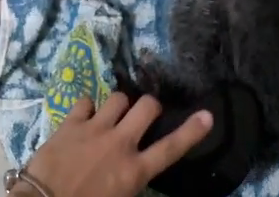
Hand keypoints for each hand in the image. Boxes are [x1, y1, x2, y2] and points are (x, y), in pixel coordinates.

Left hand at [21, 93, 212, 196]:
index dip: (191, 131)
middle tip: (145, 116)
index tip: (207, 115)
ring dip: (120, 106)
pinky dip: (88, 108)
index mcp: (134, 172)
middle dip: (150, 107)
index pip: (171, 148)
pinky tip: (84, 119)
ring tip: (113, 117)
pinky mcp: (71, 121)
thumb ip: (133, 182)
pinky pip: (87, 101)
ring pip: (119, 97)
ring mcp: (95, 129)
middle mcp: (119, 144)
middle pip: (147, 107)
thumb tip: (139, 171)